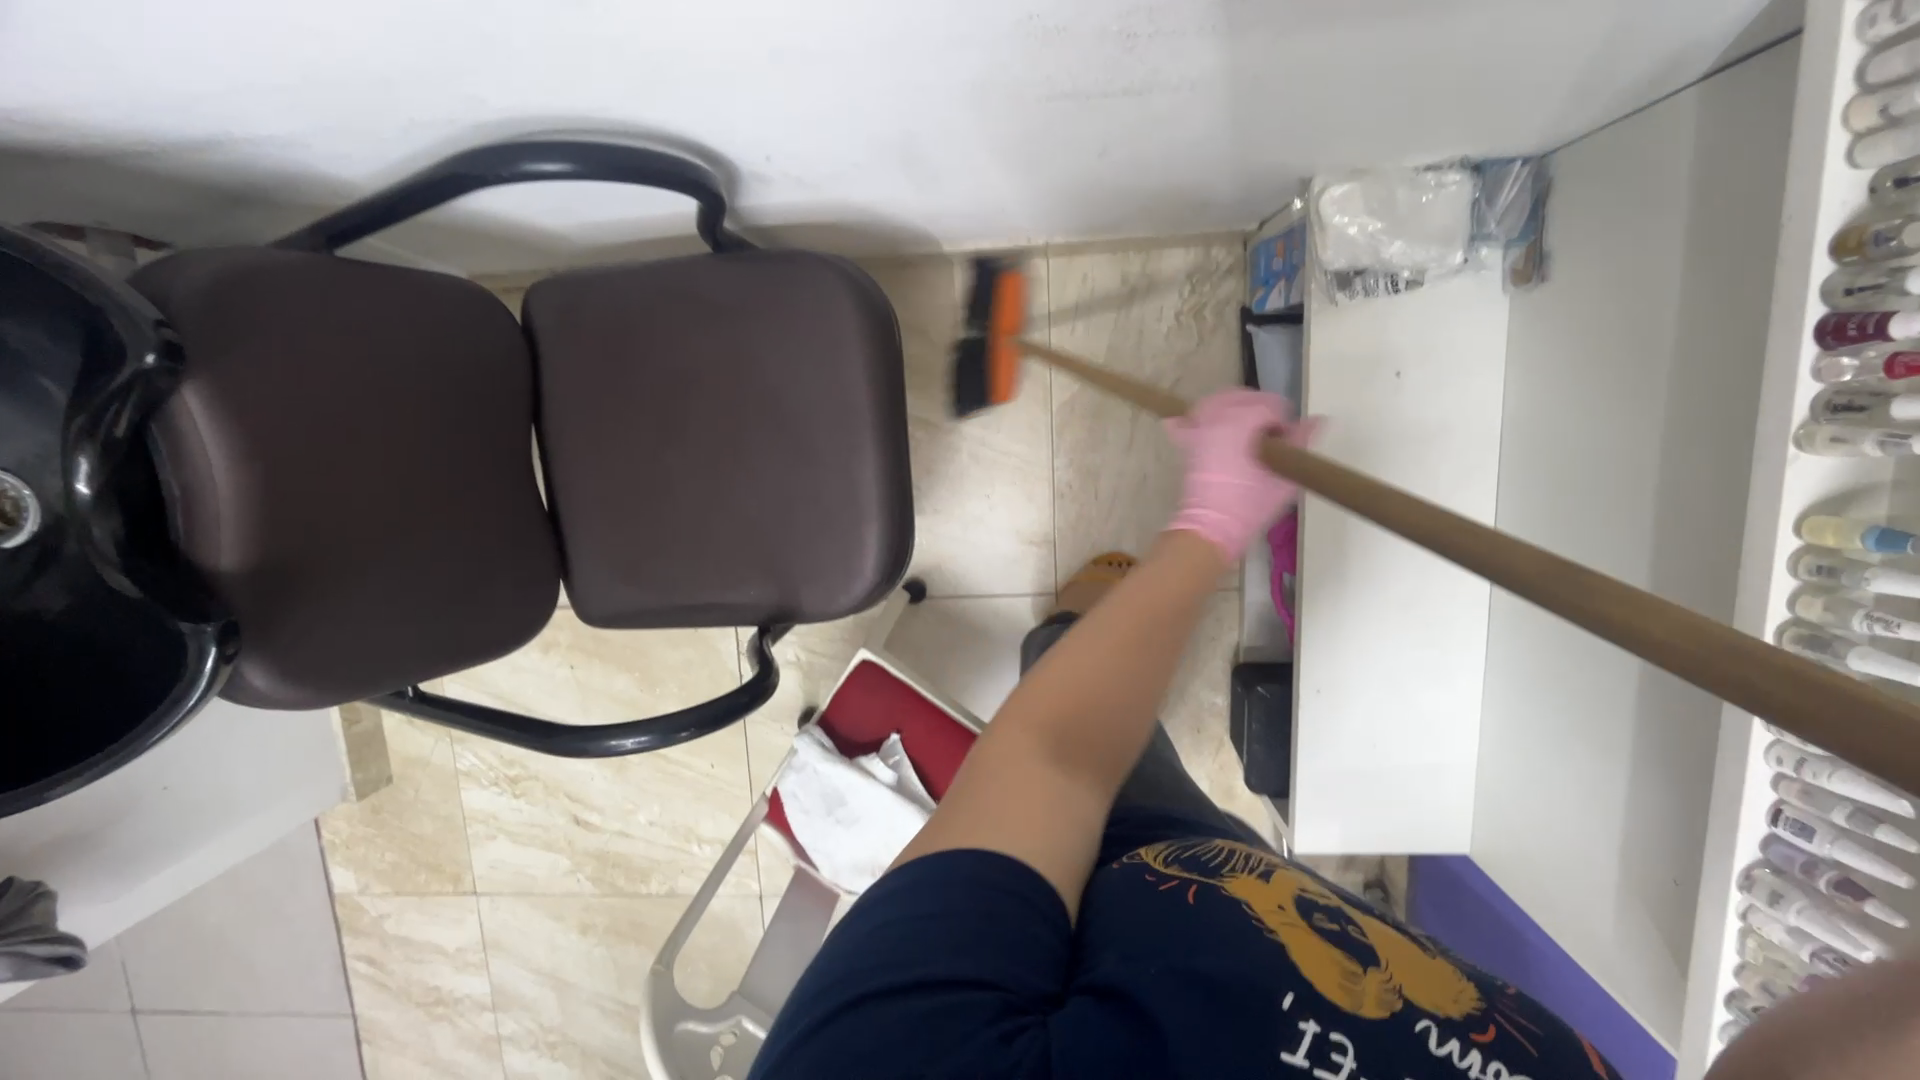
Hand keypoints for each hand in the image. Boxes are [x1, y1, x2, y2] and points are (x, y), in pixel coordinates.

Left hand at [1164, 388, 1320, 561]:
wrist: (1212, 527)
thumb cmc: (1250, 505)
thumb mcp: (1284, 477)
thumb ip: (1300, 443)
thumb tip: (1318, 420)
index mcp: (1241, 422)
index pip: (1270, 404)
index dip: (1283, 420)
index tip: (1287, 441)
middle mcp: (1216, 418)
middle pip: (1243, 397)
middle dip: (1260, 410)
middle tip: (1271, 436)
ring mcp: (1197, 429)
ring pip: (1217, 402)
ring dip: (1234, 408)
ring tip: (1247, 431)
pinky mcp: (1186, 443)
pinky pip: (1186, 420)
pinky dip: (1198, 418)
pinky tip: (1210, 427)